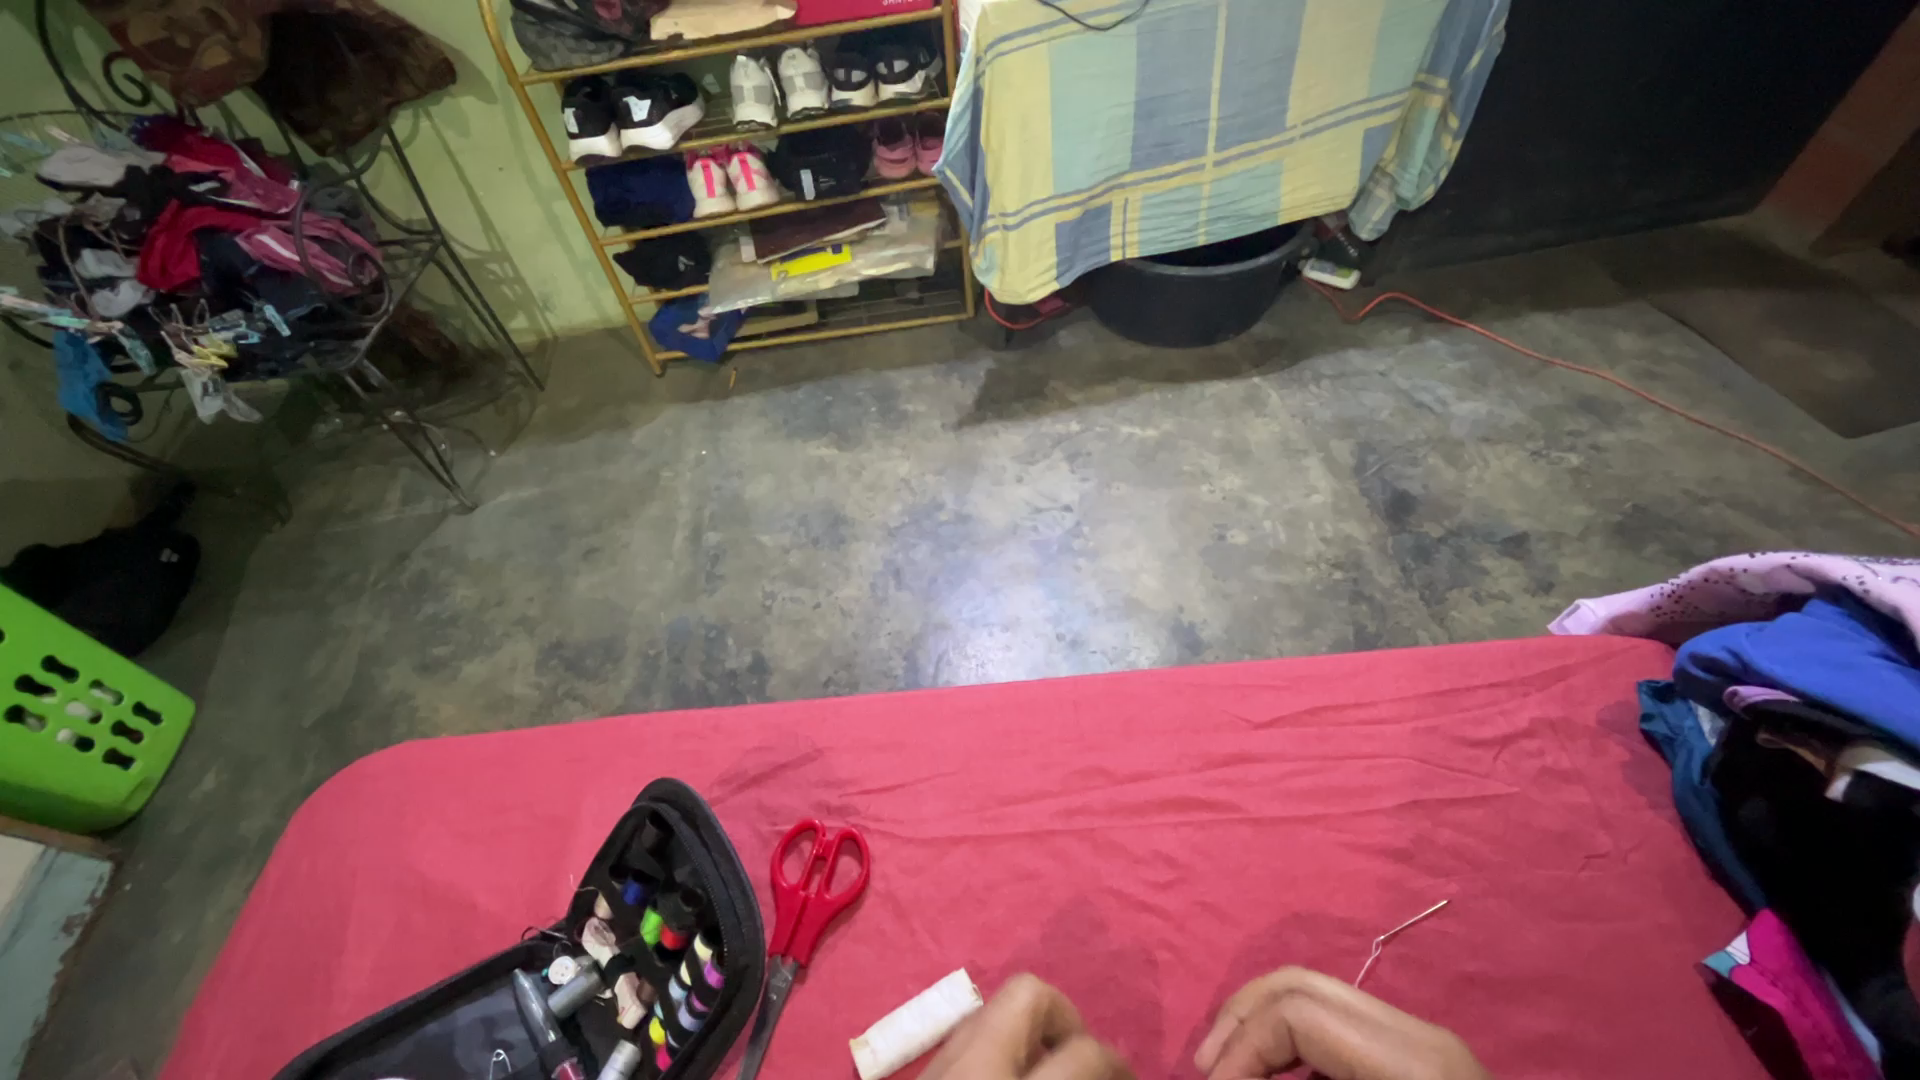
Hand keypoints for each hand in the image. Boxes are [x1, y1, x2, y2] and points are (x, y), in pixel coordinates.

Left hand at [922, 975, 1134, 1079]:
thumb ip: (1072, 1071)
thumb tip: (1101, 1063)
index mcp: (1003, 1072)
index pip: (1082, 1051)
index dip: (1115, 1061)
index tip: (1127, 1074)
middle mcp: (973, 1057)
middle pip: (1028, 991)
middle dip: (1065, 1015)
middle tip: (1084, 1058)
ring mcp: (942, 1057)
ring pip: (995, 1008)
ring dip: (1031, 1028)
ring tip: (1051, 1066)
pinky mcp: (926, 1067)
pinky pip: (973, 1037)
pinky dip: (1001, 1046)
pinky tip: (1012, 1072)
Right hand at [1193, 967, 1488, 1079]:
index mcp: (1411, 1060)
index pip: (1295, 1011)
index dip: (1241, 1048)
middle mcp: (1415, 1033)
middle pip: (1298, 982)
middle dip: (1240, 1019)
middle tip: (1204, 1068)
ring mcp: (1421, 1042)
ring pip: (1313, 995)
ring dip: (1261, 1027)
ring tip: (1229, 1069)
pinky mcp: (1419, 1060)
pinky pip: (1336, 1026)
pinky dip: (1293, 1045)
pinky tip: (1277, 1079)